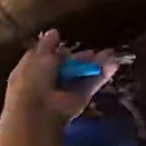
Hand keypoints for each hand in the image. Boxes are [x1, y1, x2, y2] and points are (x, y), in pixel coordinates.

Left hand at [2, 30, 121, 126]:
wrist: (40, 112)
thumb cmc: (33, 81)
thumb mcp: (37, 57)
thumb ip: (47, 45)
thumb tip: (54, 32)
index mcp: (31, 71)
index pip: (45, 58)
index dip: (56, 51)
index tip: (65, 45)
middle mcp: (48, 81)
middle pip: (67, 66)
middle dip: (80, 58)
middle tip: (91, 52)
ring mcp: (65, 91)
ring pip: (82, 74)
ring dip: (95, 63)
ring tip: (110, 54)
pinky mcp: (80, 99)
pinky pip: (91, 84)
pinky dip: (102, 74)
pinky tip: (114, 64)